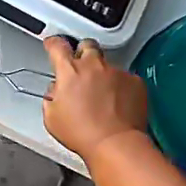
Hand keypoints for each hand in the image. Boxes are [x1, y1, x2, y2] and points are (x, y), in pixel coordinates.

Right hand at [41, 36, 150, 161]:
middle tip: (79, 68)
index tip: (53, 44)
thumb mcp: (51, 117)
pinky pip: (124, 77)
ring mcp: (116, 72)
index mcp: (69, 72)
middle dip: (82, 53)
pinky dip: (119, 86)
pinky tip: (114, 103)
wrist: (114, 142)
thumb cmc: (82, 132)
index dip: (53, 43)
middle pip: (87, 46)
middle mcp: (94, 66)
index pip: (58, 47)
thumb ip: (51, 96)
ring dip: (101, 74)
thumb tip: (55, 91)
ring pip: (107, 64)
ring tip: (100, 96)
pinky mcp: (134, 81)